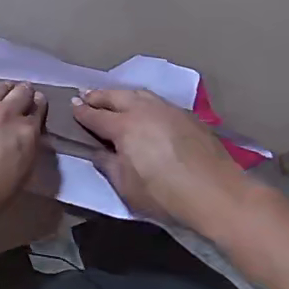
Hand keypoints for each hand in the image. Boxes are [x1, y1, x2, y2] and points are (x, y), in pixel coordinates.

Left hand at [0, 81, 47, 250]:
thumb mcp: (24, 172)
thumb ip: (29, 145)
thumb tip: (28, 133)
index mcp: (27, 131)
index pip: (39, 107)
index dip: (37, 107)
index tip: (34, 109)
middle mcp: (7, 112)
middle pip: (22, 91)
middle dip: (23, 95)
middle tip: (20, 102)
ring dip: (4, 91)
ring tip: (0, 99)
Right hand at [70, 88, 247, 223]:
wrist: (216, 193)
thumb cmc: (164, 194)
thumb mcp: (126, 186)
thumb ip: (108, 164)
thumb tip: (99, 151)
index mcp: (124, 126)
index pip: (96, 115)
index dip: (81, 111)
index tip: (71, 105)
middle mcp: (144, 110)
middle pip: (116, 96)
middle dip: (99, 95)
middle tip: (87, 95)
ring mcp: (169, 110)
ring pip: (139, 94)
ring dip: (122, 94)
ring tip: (113, 98)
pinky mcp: (188, 116)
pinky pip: (158, 102)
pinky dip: (144, 101)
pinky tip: (144, 109)